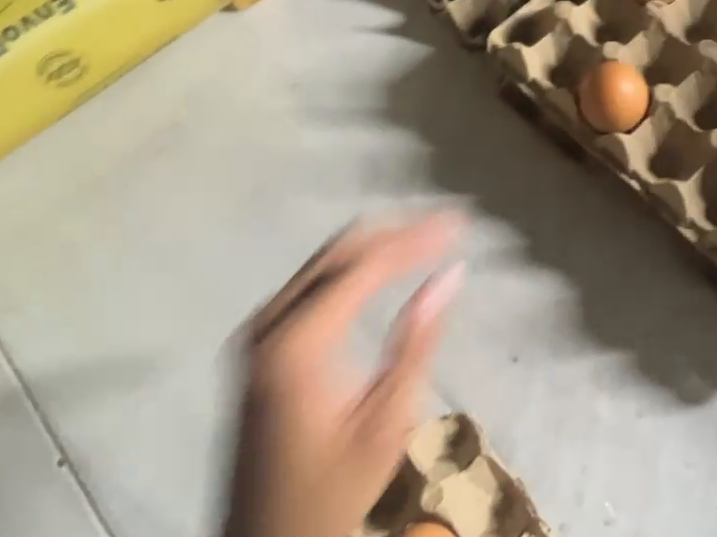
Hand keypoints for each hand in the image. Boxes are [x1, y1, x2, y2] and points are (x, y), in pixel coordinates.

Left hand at [224, 214, 464, 536]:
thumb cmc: (331, 492)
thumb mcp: (385, 425)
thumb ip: (417, 342)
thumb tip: (450, 276)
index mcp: (297, 343)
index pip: (362, 264)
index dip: (414, 237)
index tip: (459, 224)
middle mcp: (267, 324)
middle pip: (338, 250)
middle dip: (396, 232)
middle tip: (447, 226)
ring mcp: (256, 332)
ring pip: (323, 261)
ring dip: (375, 247)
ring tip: (427, 241)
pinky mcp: (257, 345)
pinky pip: (310, 283)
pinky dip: (352, 268)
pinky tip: (384, 270)